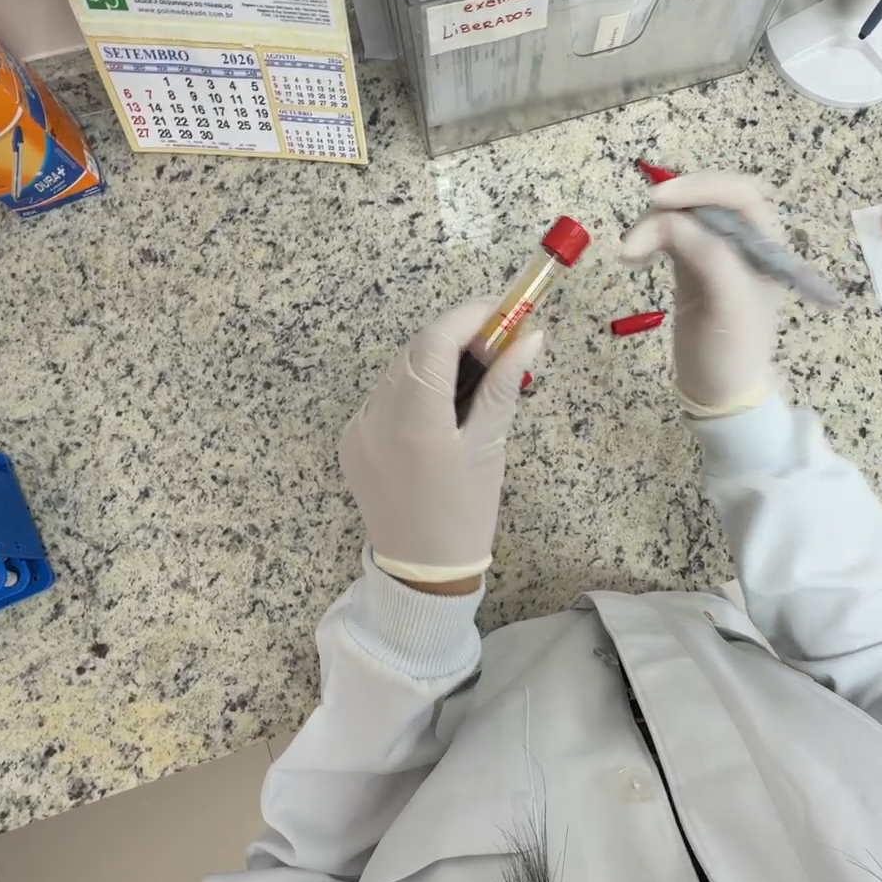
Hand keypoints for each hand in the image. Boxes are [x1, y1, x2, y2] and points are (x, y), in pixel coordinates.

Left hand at [340, 300, 541, 587]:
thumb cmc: (465, 513)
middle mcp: (375, 417)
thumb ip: (503, 387)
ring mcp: (357, 429)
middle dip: (456, 337)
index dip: (470, 316)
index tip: (504, 310)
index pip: (436, 341)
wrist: (421, 571)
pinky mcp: (351, 441)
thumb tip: (530, 336)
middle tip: (498, 342)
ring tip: (475, 374)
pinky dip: (415, 387)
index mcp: (414, 421)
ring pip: (398, 371)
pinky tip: (441, 404)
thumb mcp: (489, 449)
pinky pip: (385, 396)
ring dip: (435, 360)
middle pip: (415, 351)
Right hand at [621, 172, 782, 414]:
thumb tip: (672, 222)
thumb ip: (710, 257)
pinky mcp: (690, 266)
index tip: (660, 201)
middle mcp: (743, 240)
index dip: (702, 187)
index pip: (741, 193)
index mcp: (767, 244)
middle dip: (674, 204)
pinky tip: (634, 257)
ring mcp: (714, 251)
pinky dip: (649, 238)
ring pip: (684, 214)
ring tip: (630, 254)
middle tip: (639, 229)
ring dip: (653, 224)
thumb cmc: (733, 351)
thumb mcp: (729, 305)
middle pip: (709, 196)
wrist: (718, 390)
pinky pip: (669, 235)